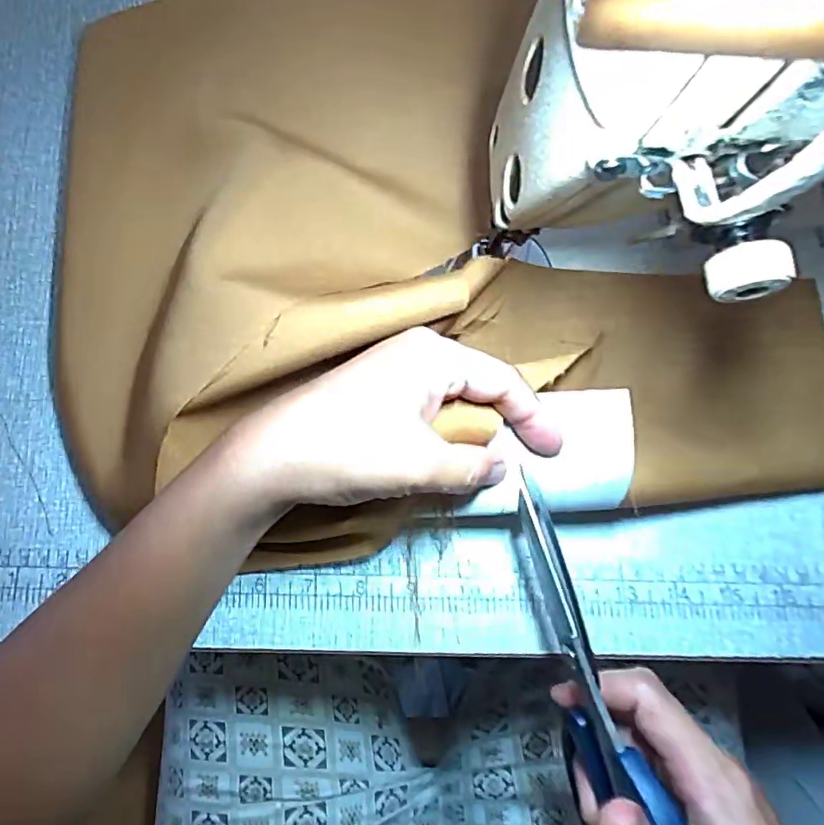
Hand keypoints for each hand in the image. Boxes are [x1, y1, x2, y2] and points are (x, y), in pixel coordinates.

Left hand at [217, 327, 561, 510]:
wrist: (268, 457)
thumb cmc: (347, 450)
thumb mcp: (420, 463)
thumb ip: (471, 465)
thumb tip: (501, 466)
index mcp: (432, 356)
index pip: (501, 380)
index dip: (534, 417)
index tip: (555, 451)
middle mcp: (412, 355)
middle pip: (476, 389)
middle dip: (500, 427)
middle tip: (522, 463)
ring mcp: (387, 373)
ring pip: (447, 406)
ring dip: (466, 439)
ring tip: (475, 470)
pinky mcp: (370, 396)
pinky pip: (421, 414)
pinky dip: (437, 439)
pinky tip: (436, 463)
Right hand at [553, 669, 823, 824]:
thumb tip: (606, 809)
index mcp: (711, 778)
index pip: (648, 696)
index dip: (599, 687)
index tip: (559, 704)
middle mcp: (707, 774)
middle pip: (628, 736)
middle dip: (597, 776)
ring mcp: (706, 796)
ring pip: (631, 772)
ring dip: (611, 814)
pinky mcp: (705, 819)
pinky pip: (649, 801)